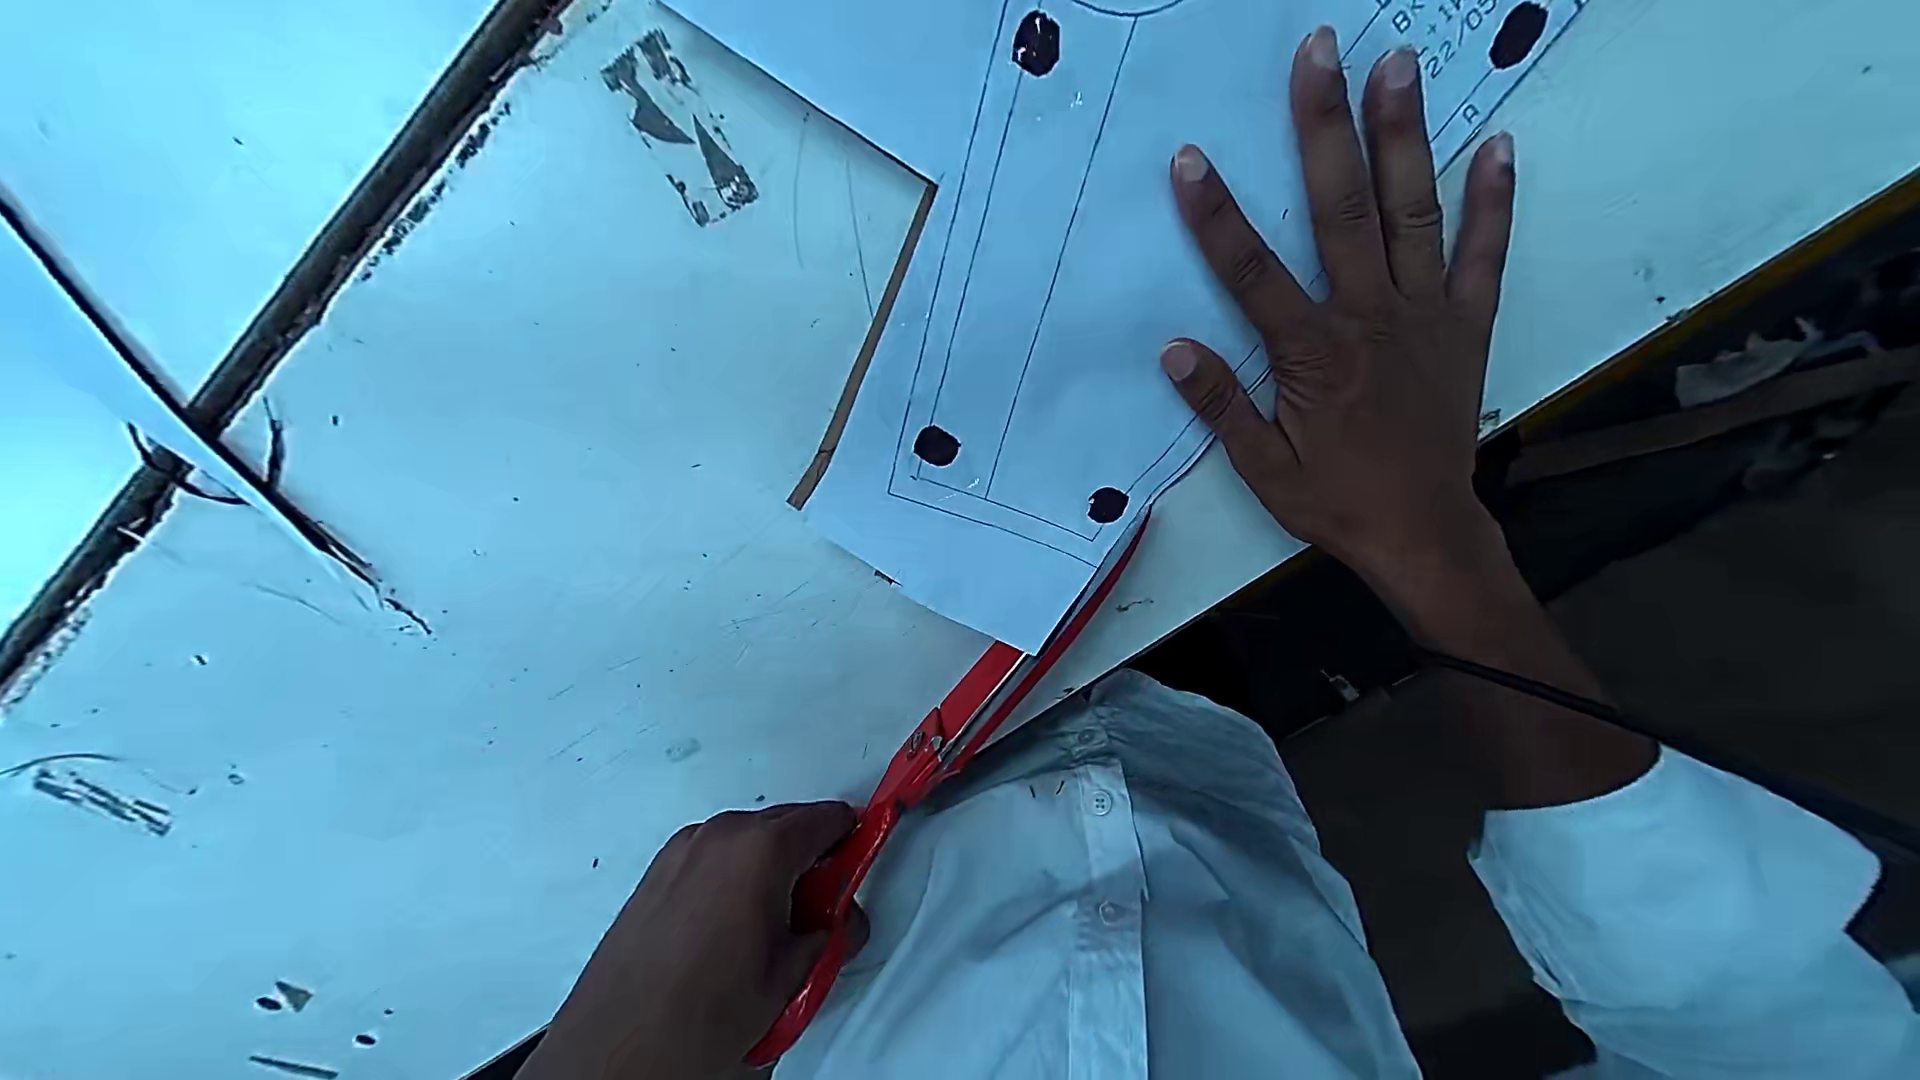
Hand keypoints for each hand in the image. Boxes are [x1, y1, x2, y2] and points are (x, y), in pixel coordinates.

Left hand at [520, 802, 866, 1079]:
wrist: (612, 1055)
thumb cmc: (706, 1014)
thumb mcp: (791, 979)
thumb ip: (835, 934)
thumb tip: (848, 919)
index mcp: (765, 848)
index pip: (830, 818)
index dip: (851, 838)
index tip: (854, 864)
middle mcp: (726, 831)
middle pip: (790, 821)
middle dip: (811, 852)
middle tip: (814, 904)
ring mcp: (686, 844)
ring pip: (751, 835)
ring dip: (771, 860)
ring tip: (765, 920)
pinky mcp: (659, 865)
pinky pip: (716, 850)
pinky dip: (734, 869)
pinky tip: (725, 923)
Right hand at [1160, 26, 1515, 590]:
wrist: (1420, 530)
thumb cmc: (1331, 499)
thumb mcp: (1260, 466)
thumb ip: (1220, 404)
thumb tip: (1174, 347)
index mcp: (1312, 354)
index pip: (1253, 273)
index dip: (1218, 217)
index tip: (1192, 162)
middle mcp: (1370, 318)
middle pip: (1341, 212)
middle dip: (1324, 130)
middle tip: (1319, 53)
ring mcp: (1426, 315)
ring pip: (1411, 213)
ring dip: (1404, 136)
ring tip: (1397, 63)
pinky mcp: (1466, 326)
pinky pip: (1483, 254)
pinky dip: (1493, 200)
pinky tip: (1498, 144)